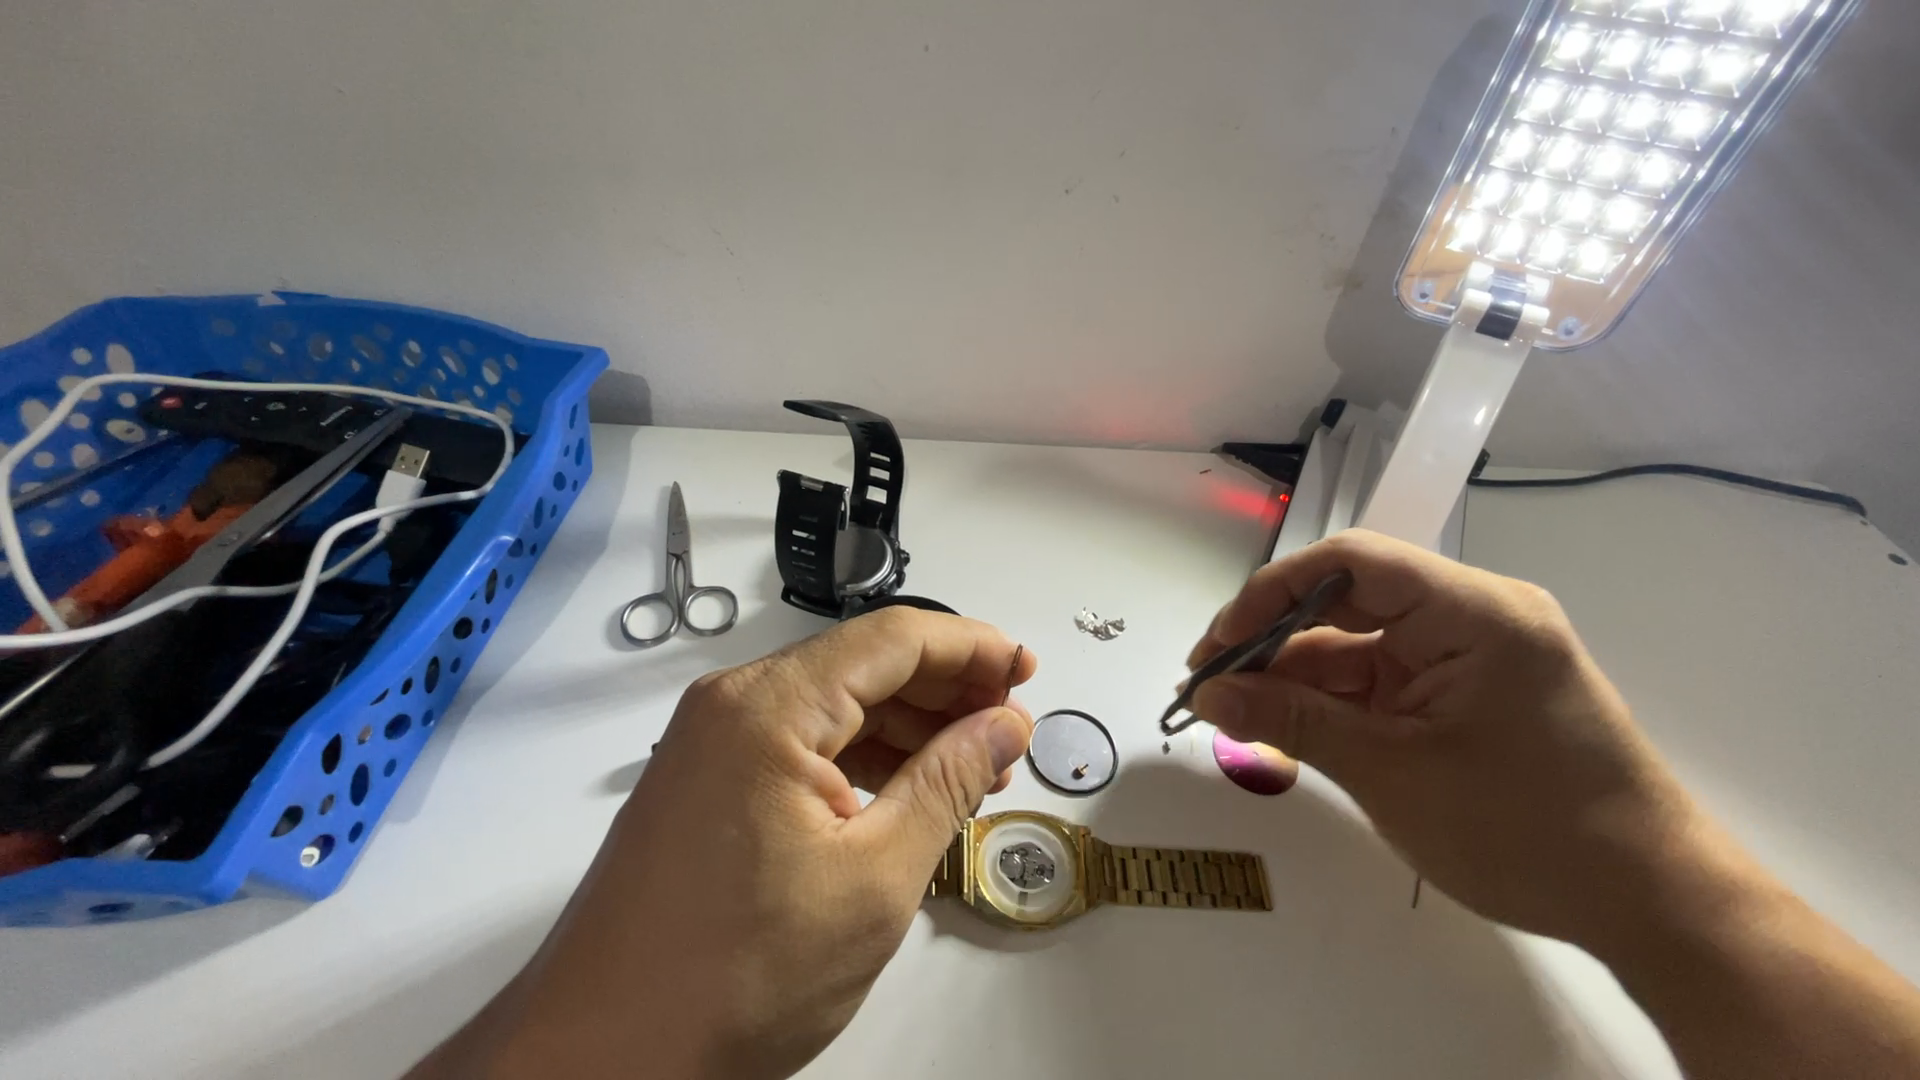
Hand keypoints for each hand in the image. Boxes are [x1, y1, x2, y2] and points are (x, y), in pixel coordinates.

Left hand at [416, 608, 1036, 1079]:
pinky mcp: (711, 780)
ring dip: (910, 724)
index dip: (971, 647)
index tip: (1026, 670)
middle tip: (1009, 723)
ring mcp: (716, 741)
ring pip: (837, 704)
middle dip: (946, 686)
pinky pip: (806, 742)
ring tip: (976, 763)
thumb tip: (1003, 724)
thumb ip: (948, 783)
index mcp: (769, 707)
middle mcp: (734, 704)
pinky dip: (865, 756)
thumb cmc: (736, 978)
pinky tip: (912, 787)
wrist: (598, 1062)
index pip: (893, 639)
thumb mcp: (874, 879)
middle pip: (864, 663)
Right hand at [1186, 529, 1724, 951]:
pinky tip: (1279, 722)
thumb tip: (1206, 695)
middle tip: (1208, 681)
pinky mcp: (1461, 687)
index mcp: (1475, 612)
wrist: (1651, 905)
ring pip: (1355, 642)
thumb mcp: (1392, 775)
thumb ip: (1293, 723)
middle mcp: (1472, 614)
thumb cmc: (1527, 834)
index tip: (1219, 644)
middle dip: (1272, 638)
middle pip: (1347, 599)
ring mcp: (1468, 651)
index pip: (1353, 563)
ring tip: (1229, 709)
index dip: (1272, 592)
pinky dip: (1328, 699)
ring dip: (1293, 675)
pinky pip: (1377, 676)